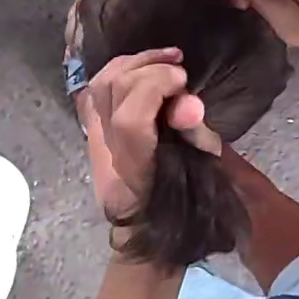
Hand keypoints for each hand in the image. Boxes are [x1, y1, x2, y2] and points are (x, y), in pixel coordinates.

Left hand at [79, 49, 220, 224]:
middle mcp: (106, 157)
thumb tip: (189, 103)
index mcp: (134, 175)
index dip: (155, 88)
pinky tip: (146, 65)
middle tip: (179, 72)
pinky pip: (97, 90)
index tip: (184, 81)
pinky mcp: (93, 133)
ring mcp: (94, 143)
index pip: (129, 120)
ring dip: (134, 62)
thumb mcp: (205, 178)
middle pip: (111, 92)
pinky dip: (122, 69)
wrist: (151, 239)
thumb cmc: (186, 212)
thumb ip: (197, 140)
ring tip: (167, 59)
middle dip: (148, 69)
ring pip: (99, 86)